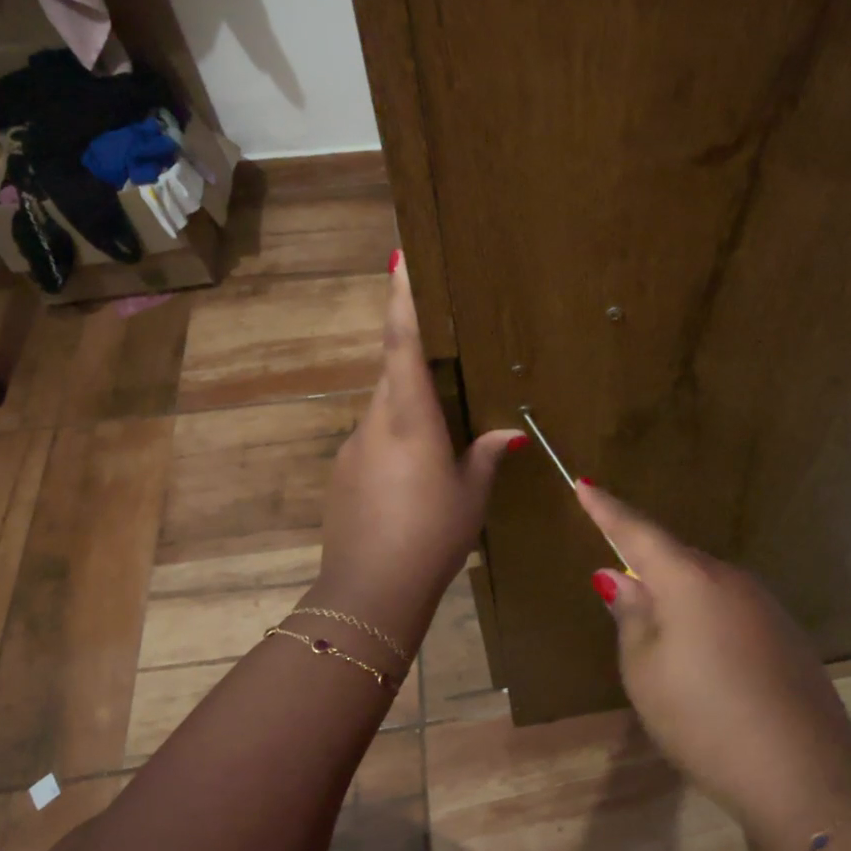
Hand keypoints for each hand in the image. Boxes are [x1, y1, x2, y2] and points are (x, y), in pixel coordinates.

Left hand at [311, 252, 521, 643]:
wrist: (369, 591)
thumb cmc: (431, 536)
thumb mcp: (470, 496)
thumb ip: (485, 457)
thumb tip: (508, 434)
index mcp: (410, 419)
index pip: (403, 346)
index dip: (403, 301)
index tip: (398, 260)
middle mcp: (375, 422)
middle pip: (392, 373)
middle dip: (412, 358)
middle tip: (443, 357)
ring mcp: (352, 448)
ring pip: (382, 410)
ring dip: (407, 408)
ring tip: (438, 437)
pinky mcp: (342, 473)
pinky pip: (373, 440)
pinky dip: (394, 442)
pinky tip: (412, 479)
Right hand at [577, 483, 850, 850]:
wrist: (805, 774)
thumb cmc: (705, 720)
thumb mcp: (646, 673)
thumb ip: (631, 617)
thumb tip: (620, 577)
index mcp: (690, 580)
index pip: (638, 532)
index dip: (607, 510)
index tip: (583, 485)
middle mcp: (731, 579)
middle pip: (676, 559)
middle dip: (645, 566)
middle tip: (616, 586)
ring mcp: (764, 605)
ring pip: (705, 586)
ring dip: (677, 599)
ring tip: (658, 640)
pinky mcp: (785, 634)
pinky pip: (730, 610)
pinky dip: (706, 620)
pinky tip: (703, 661)